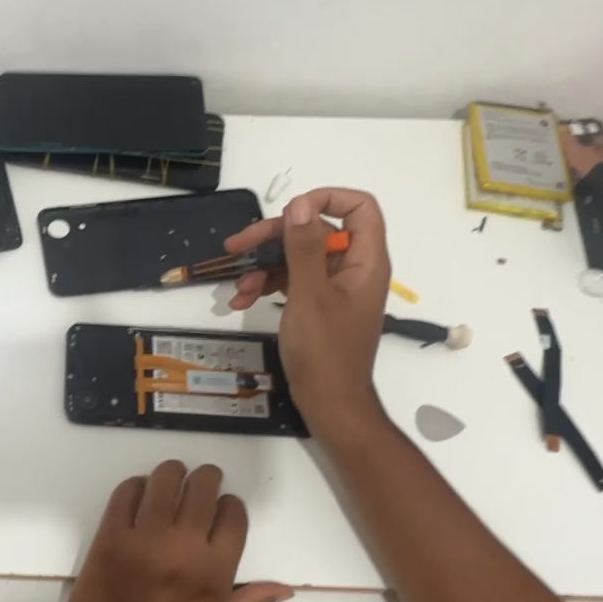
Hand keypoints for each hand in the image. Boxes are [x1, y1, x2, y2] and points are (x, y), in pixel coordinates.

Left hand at [30, 461, 292, 601]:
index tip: (222, 510)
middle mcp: (184, 548)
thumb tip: (284, 588)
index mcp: (215, 575)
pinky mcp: (109, 534)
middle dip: (206, 480)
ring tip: (171, 484)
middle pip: (202, 487)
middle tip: (199, 485)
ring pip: (165, 478)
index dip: (230, 507)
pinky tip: (140, 497)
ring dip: (172, 474)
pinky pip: (127, 491)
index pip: (234, 515)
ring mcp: (144, 538)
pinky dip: (136, 486)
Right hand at [225, 187, 393, 441]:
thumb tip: (300, 205)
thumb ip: (305, 248)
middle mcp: (353, 269)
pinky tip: (242, 300)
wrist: (329, 402)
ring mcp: (334, 288)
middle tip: (237, 245)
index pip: (359, 208)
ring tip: (237, 286)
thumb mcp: (310, 295)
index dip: (325, 199)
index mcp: (365, 261)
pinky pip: (292, 282)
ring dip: (264, 266)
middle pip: (316, 232)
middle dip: (275, 237)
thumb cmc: (324, 351)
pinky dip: (268, 286)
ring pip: (298, 257)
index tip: (289, 211)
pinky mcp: (317, 305)